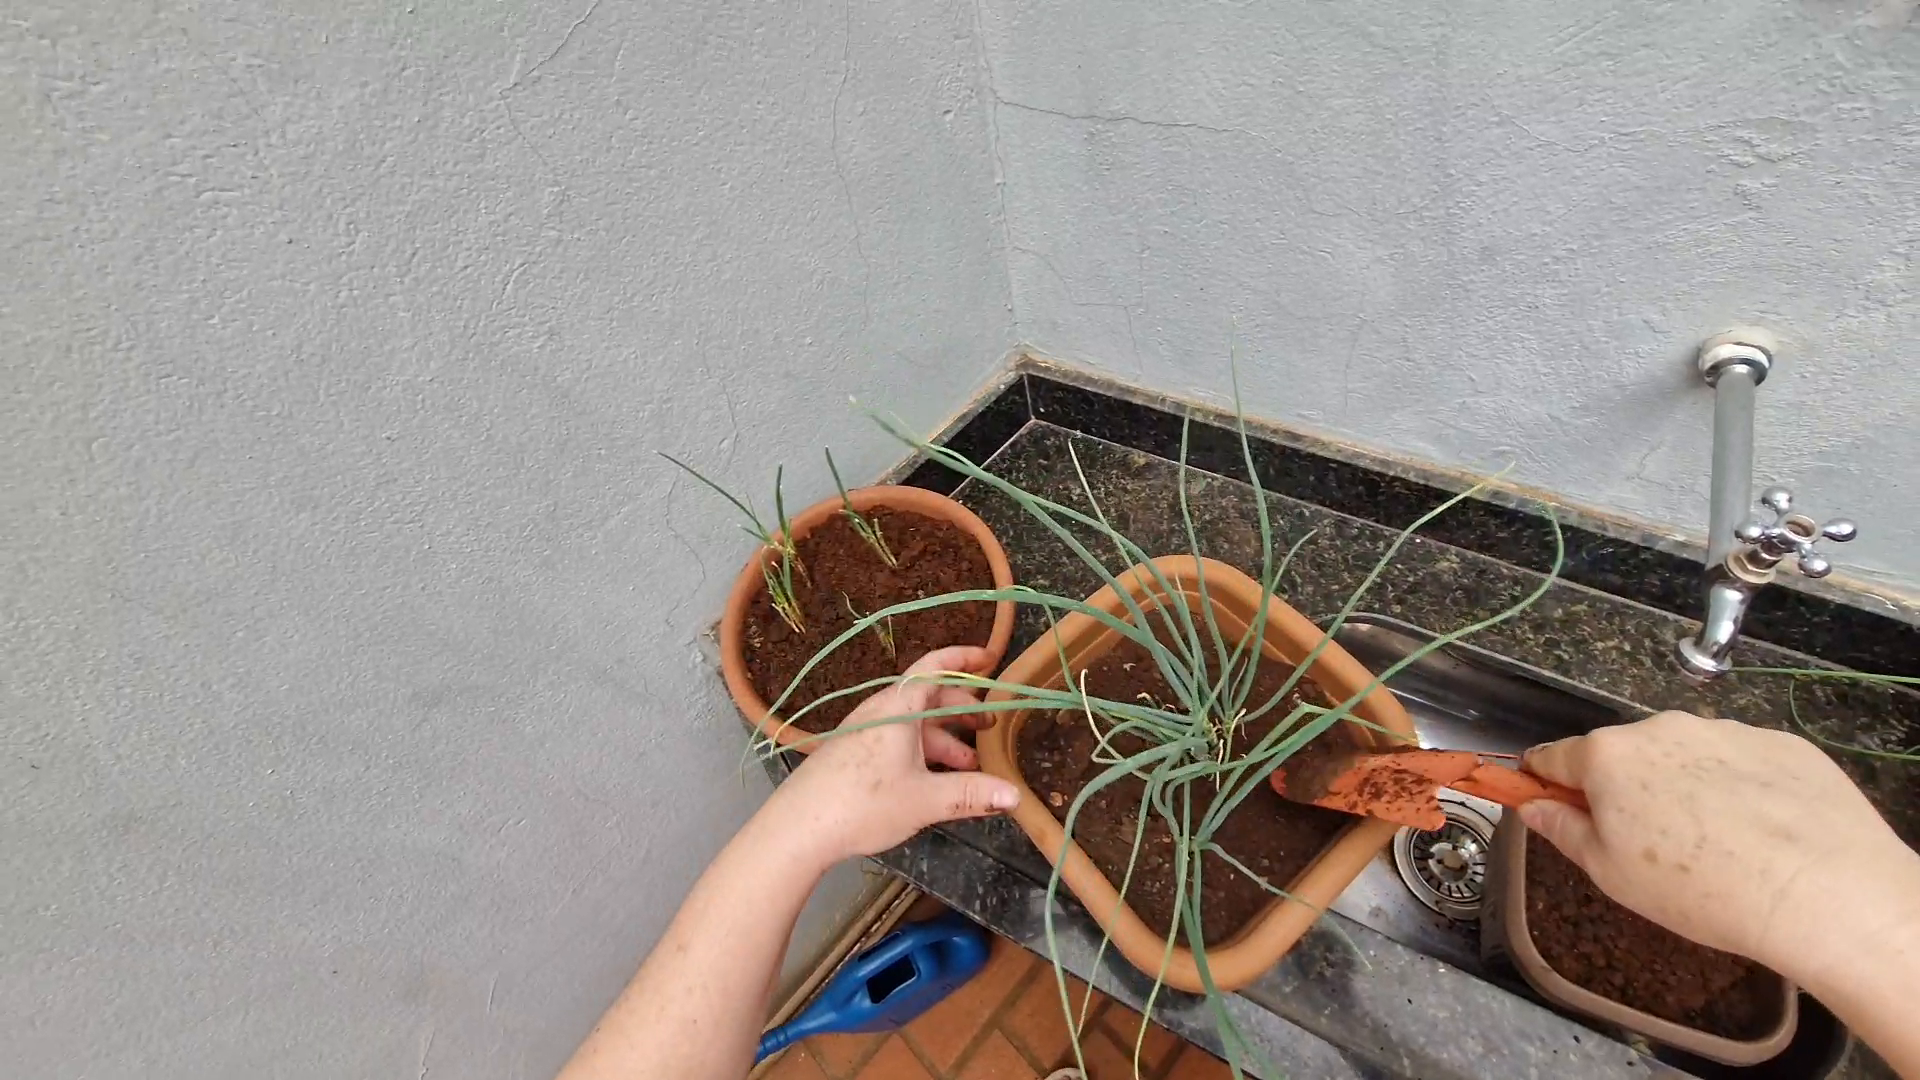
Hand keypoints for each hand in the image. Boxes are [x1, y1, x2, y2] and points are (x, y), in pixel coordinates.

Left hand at [769, 645, 1020, 866]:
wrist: (797, 828)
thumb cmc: (864, 803)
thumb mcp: (925, 800)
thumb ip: (972, 794)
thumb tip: (1015, 795)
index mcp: (899, 707)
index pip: (935, 666)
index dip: (964, 658)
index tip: (990, 658)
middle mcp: (882, 711)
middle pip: (929, 697)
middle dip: (962, 710)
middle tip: (990, 729)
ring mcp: (866, 732)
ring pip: (914, 724)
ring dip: (945, 739)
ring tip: (969, 768)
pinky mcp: (855, 754)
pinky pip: (898, 741)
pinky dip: (923, 752)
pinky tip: (935, 782)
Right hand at [1521, 711, 1913, 977]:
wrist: (1836, 901)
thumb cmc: (1702, 890)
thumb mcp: (1609, 872)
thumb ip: (1559, 829)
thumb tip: (1531, 806)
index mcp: (1605, 755)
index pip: (1551, 756)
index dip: (1547, 783)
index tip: (1556, 806)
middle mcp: (1657, 728)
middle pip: (1620, 753)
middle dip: (1623, 785)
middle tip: (1649, 837)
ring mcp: (1724, 731)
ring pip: (1682, 753)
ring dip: (1682, 781)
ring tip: (1718, 836)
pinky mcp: (1784, 745)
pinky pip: (1741, 759)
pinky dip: (1740, 784)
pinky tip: (1763, 827)